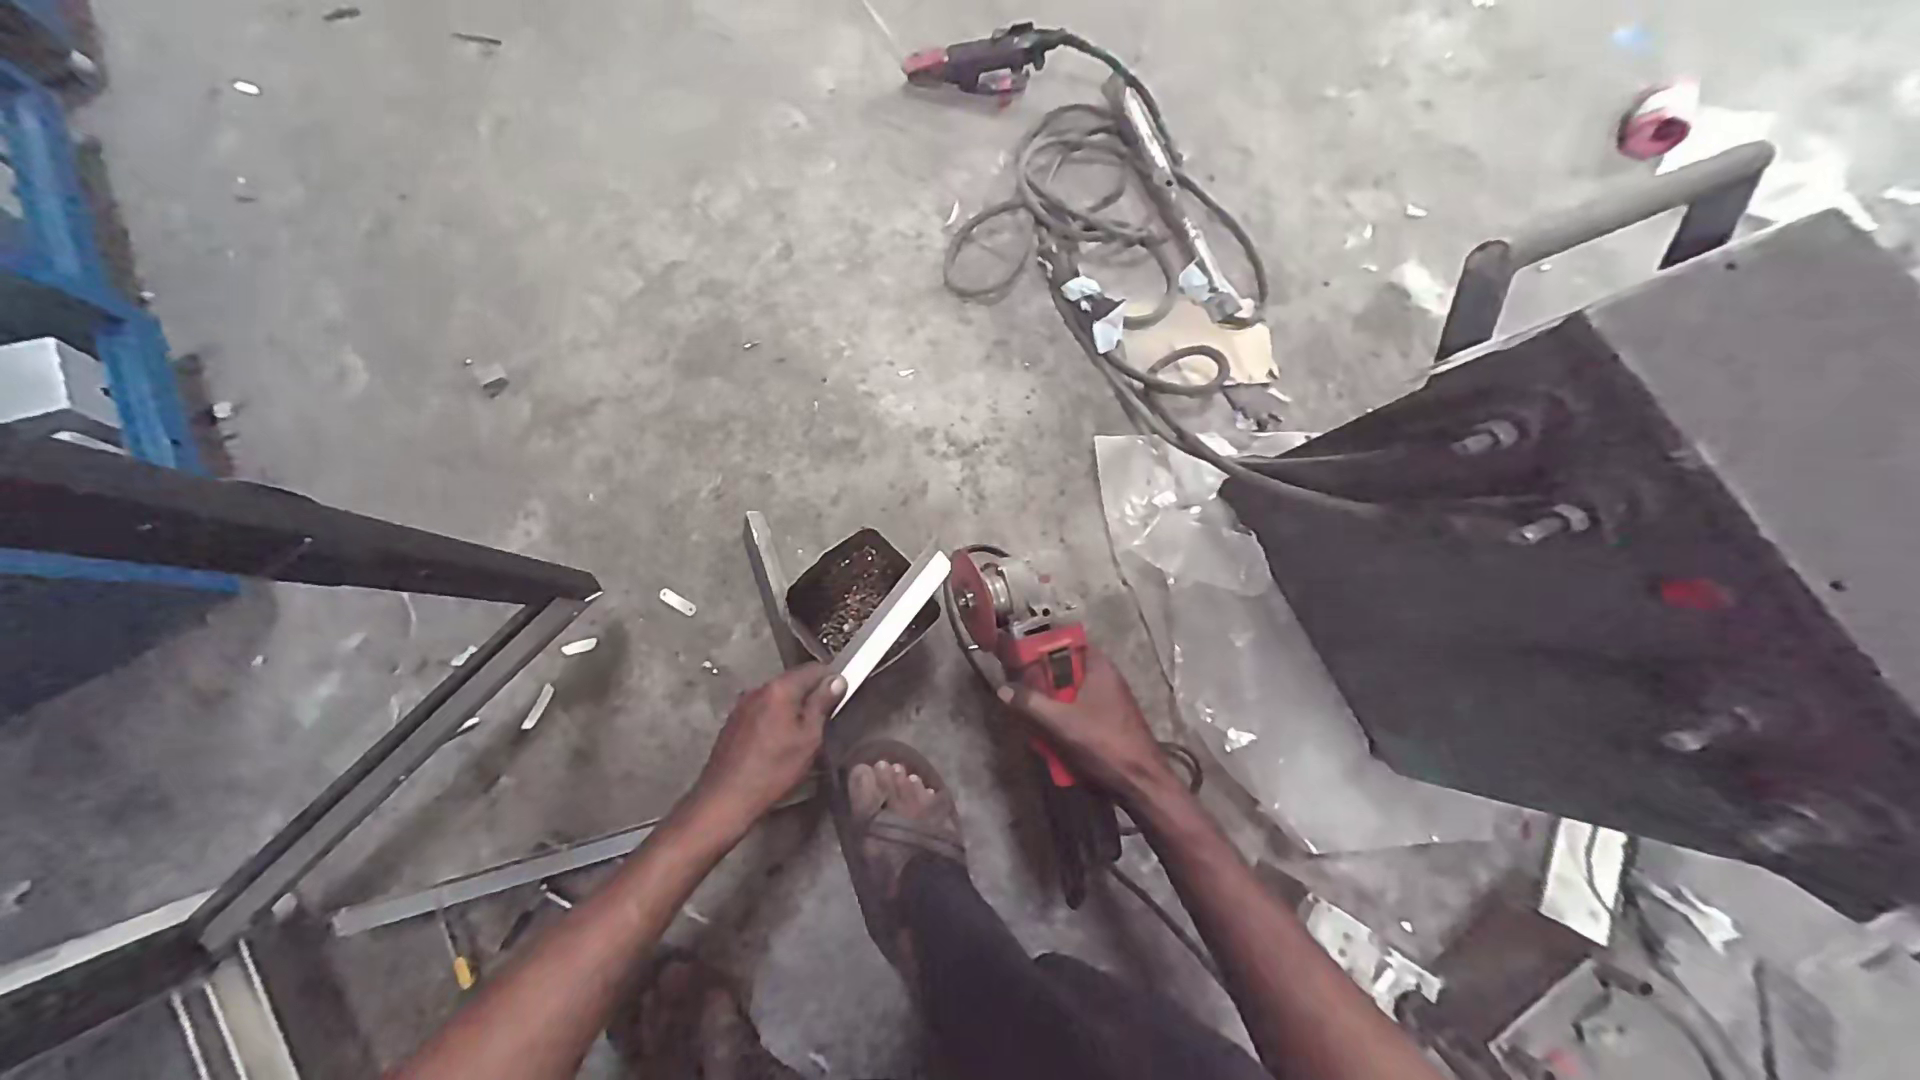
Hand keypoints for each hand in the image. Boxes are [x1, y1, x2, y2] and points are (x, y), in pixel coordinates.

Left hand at [692, 664, 844, 825]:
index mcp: (779, 688)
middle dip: (810, 695)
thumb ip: (822, 704)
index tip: (840, 699)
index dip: (832, 680)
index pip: (814, 668)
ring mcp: (742, 704)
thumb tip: (836, 681)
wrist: (725, 798)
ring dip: (792, 708)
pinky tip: (777, 742)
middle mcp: (758, 689)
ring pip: (777, 696)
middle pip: (794, 681)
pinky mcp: (733, 721)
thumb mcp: (809, 738)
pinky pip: (762, 709)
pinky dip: (774, 718)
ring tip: (801, 735)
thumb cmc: (773, 769)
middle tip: (824, 721)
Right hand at [997, 647, 1176, 801]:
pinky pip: (1079, 713)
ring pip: (1070, 695)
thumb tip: (1003, 688)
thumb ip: (1029, 703)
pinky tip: (1052, 740)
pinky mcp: (1110, 723)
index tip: (1020, 660)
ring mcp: (1110, 702)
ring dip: (1051, 707)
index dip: (1042, 648)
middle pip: (1065, 671)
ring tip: (1033, 720)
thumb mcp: (1060, 722)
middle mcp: (1106, 678)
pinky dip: (1065, 722)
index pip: (1066, 643)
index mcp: (1099, 667)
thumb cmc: (1104, 744)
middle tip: (1022, 694)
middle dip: (1042, 684)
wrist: (1142, 784)